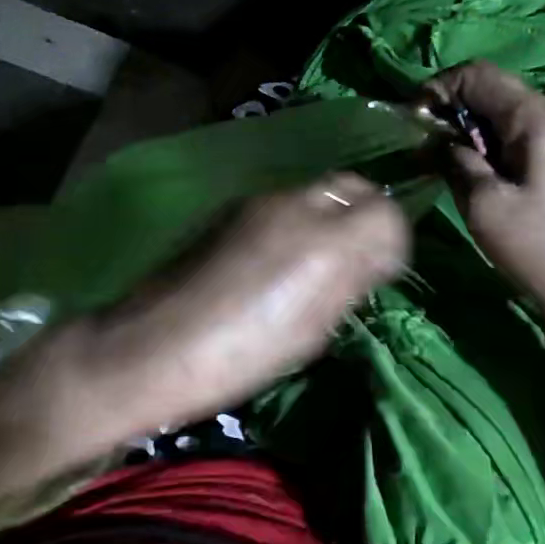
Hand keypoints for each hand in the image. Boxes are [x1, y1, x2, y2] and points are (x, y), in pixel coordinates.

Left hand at [94, 173, 410, 420]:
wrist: (151, 348)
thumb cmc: (241, 356)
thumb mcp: (312, 331)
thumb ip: (352, 283)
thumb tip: (375, 258)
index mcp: (324, 243)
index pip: (386, 212)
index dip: (393, 240)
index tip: (383, 272)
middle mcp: (294, 205)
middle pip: (353, 187)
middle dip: (365, 215)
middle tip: (357, 260)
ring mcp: (258, 203)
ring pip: (316, 193)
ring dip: (329, 218)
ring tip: (316, 264)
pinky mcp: (230, 210)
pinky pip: (283, 204)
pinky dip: (297, 222)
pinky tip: (277, 261)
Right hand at [420, 61, 544, 326]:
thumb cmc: (537, 246)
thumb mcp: (483, 202)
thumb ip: (454, 159)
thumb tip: (434, 138)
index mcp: (535, 116)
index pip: (477, 74)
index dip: (438, 88)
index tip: (411, 122)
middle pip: (488, 92)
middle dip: (448, 112)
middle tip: (421, 149)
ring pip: (495, 118)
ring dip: (462, 134)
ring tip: (438, 166)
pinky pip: (507, 142)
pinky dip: (480, 151)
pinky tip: (467, 179)